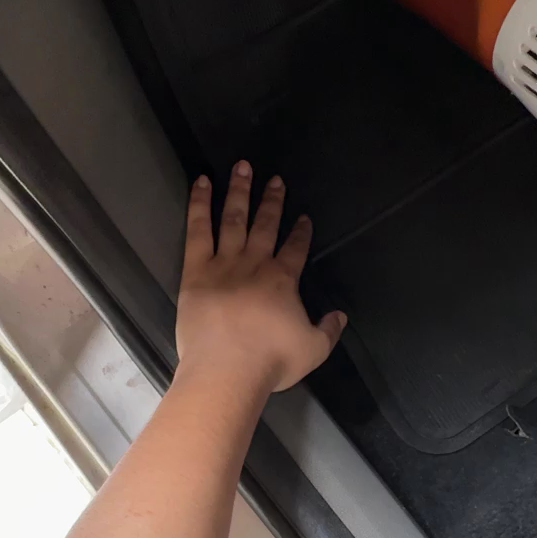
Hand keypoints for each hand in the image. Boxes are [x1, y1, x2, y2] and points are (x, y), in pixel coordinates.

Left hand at [176, 161, 344, 393]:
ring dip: (239, 192)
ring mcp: (224, 264)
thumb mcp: (314, 350)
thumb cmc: (272, 361)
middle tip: (275, 180)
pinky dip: (200, 205)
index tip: (304, 218)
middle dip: (272, 202)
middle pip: (266, 225)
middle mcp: (256, 265)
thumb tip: (341, 316)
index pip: (296, 248)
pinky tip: (202, 184)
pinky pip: (198, 231)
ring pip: (233, 219)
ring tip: (243, 168)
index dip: (301, 232)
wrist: (228, 369)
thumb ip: (329, 330)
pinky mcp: (196, 271)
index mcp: (283, 281)